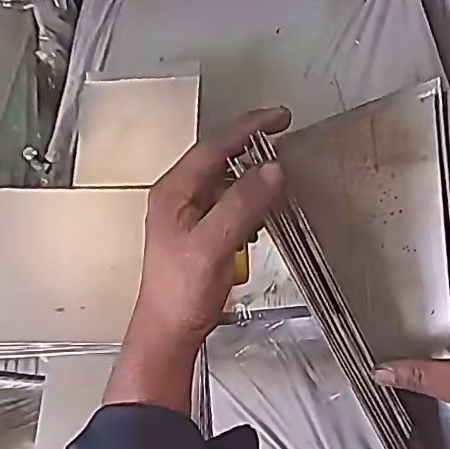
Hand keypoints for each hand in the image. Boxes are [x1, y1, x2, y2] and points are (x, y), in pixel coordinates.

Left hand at [104, 107, 289, 412]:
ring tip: (276, 175)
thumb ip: (242, 205)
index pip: (214, 147)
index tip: (277, 118)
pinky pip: (227, 207)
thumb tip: (270, 171)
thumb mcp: (213, 245)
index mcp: (173, 194)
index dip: (247, 128)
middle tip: (280, 134)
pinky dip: (248, 203)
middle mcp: (178, 200)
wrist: (169, 330)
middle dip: (250, 146)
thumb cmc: (179, 293)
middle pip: (218, 160)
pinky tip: (261, 215)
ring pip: (224, 183)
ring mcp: (188, 218)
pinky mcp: (199, 236)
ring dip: (251, 176)